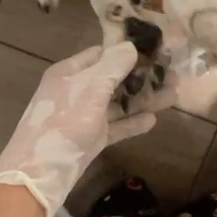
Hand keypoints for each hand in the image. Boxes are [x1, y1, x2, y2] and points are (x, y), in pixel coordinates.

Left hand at [0, 44, 160, 216]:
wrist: (42, 170)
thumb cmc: (64, 122)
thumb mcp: (90, 88)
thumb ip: (112, 66)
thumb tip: (131, 46)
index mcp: (70, 72)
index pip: (101, 53)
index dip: (127, 50)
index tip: (156, 48)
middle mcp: (77, 90)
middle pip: (114, 78)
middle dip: (142, 76)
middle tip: (174, 74)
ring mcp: (84, 116)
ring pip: (118, 103)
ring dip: (143, 99)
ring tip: (174, 95)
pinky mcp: (91, 138)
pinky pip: (116, 126)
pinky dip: (133, 123)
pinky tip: (153, 120)